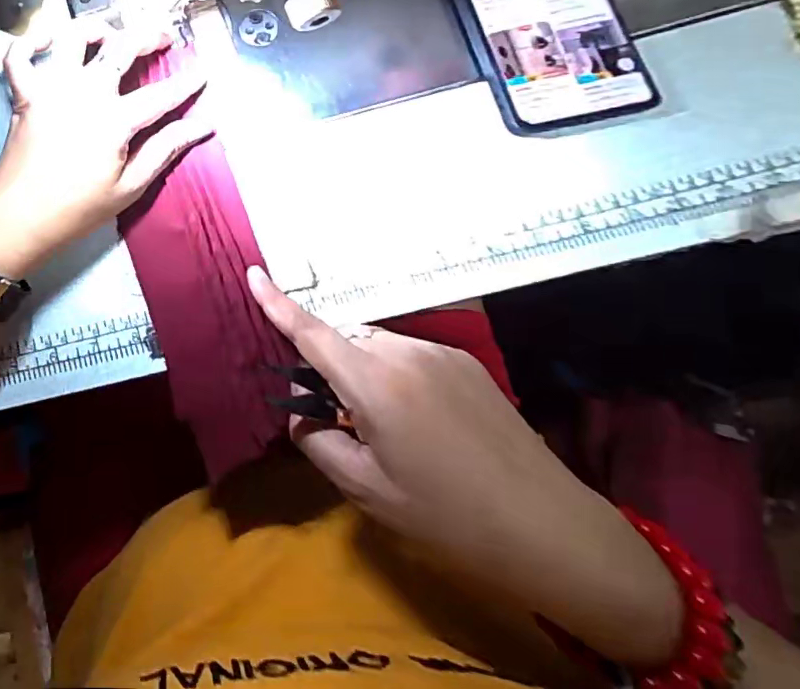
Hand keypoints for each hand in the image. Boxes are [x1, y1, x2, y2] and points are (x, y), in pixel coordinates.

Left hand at [0, 19, 211, 279]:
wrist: (17, 219)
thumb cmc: (75, 209)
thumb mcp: (130, 186)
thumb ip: (164, 149)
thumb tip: (200, 128)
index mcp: (114, 120)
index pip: (161, 94)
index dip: (187, 83)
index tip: (202, 73)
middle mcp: (83, 93)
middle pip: (122, 46)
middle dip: (150, 34)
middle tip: (165, 36)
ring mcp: (50, 90)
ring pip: (72, 37)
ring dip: (96, 27)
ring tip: (111, 32)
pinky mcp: (24, 95)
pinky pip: (19, 56)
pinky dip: (31, 42)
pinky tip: (48, 41)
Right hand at [246, 267, 682, 666]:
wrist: (545, 526)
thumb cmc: (446, 517)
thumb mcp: (368, 490)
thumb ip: (320, 443)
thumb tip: (301, 415)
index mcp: (375, 384)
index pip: (313, 333)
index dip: (278, 303)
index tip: (253, 273)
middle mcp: (406, 353)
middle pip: (347, 342)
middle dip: (332, 367)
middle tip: (340, 419)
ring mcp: (441, 353)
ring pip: (380, 347)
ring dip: (367, 373)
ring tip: (389, 429)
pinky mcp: (467, 363)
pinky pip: (413, 356)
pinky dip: (398, 376)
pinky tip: (424, 423)